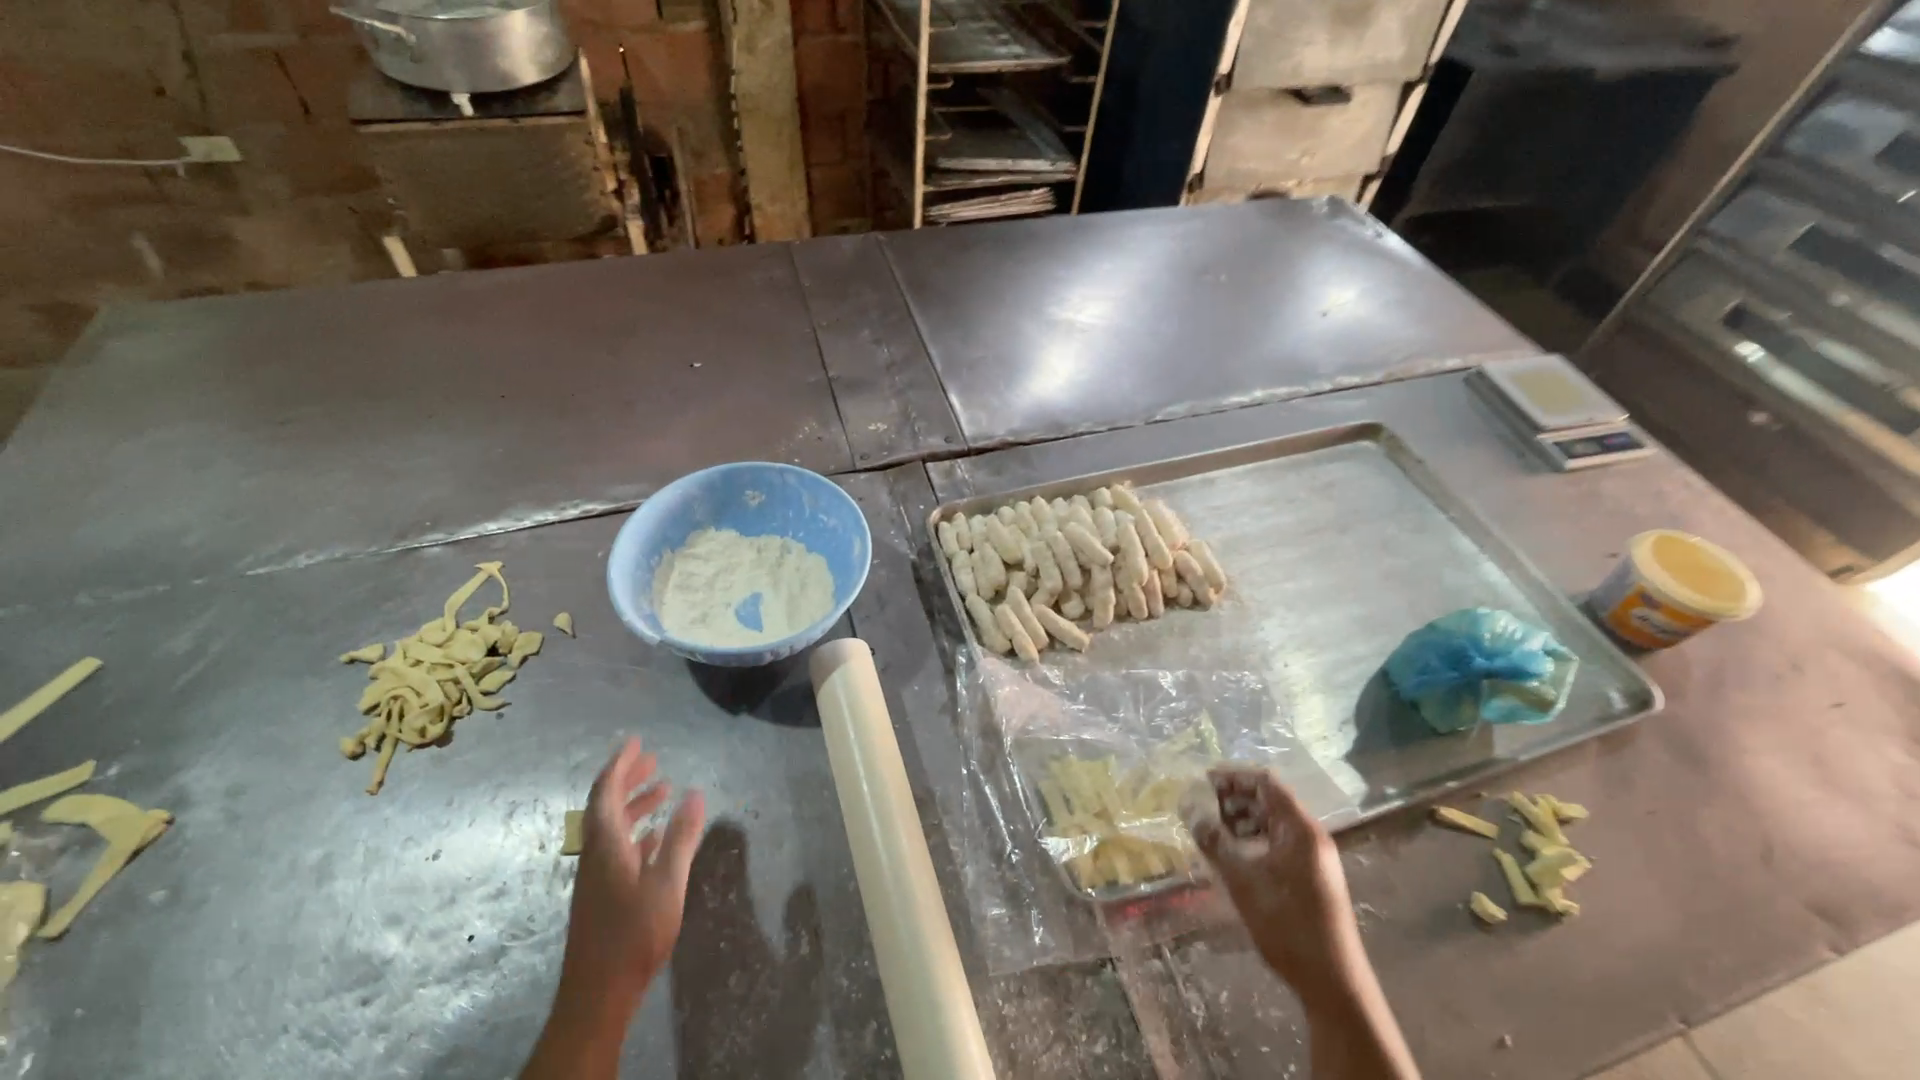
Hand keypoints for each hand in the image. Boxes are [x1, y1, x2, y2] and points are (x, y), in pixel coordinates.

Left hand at [561, 737, 706, 1013]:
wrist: (599, 991)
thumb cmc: (634, 932)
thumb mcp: (667, 882)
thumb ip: (681, 837)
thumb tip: (695, 793)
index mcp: (606, 844)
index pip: (605, 791)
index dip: (620, 764)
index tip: (636, 741)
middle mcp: (596, 853)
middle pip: (606, 805)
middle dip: (628, 779)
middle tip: (654, 760)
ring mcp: (597, 876)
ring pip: (613, 828)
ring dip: (635, 805)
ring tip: (664, 791)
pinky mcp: (602, 894)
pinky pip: (617, 848)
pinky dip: (636, 833)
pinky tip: (656, 837)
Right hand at [1188, 767, 1418, 1077]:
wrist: (1331, 980)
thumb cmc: (1287, 924)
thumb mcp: (1243, 880)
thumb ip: (1215, 841)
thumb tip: (1189, 809)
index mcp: (1300, 828)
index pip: (1265, 782)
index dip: (1232, 777)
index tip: (1201, 782)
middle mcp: (1310, 835)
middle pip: (1269, 800)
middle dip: (1232, 799)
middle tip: (1199, 808)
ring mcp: (1313, 857)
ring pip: (1272, 823)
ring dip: (1240, 821)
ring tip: (1210, 833)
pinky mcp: (1310, 876)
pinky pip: (1277, 843)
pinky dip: (1252, 841)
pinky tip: (1231, 856)